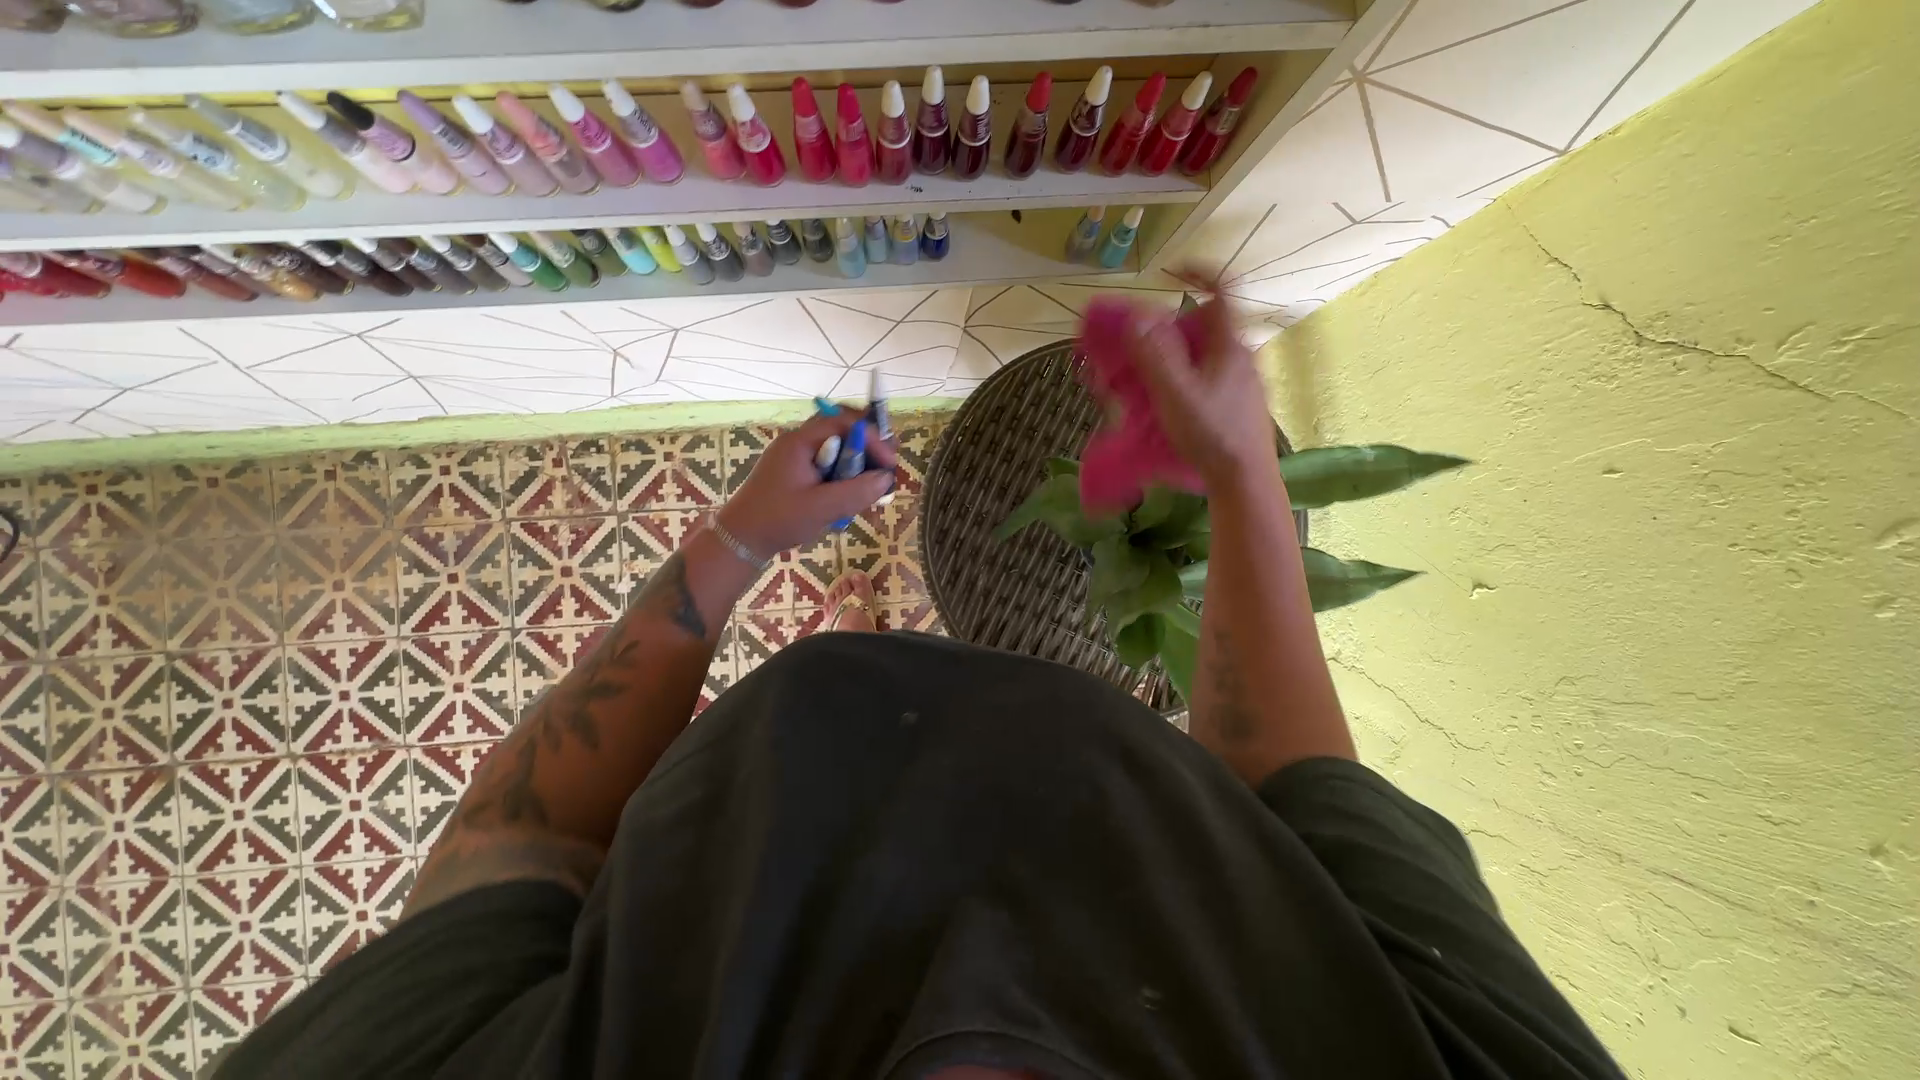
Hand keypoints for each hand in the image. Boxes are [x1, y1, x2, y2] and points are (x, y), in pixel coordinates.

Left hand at [714, 410, 897, 557]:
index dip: (872, 437)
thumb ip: (856, 492)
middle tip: (889, 461)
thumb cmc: (777, 520)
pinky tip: (855, 490)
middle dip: (869, 442)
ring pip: (837, 445)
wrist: (740, 539)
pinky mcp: (797, 472)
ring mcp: (796, 456)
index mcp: (799, 442)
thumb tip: (886, 478)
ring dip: (858, 458)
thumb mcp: (821, 508)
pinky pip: (828, 462)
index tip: (890, 461)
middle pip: (841, 427)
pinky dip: (845, 471)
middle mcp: (798, 442)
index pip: (844, 423)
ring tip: (876, 478)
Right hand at [1124, 267, 1276, 486]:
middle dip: (1172, 327)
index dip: (1198, 274)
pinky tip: (1169, 403)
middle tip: (1141, 342)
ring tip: (1147, 377)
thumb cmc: (1212, 435)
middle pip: (1206, 325)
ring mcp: (1243, 383)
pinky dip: (1186, 378)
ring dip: (1176, 356)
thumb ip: (1155, 354)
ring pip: (1206, 354)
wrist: (1245, 481)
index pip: (1222, 291)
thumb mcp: (1176, 394)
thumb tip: (1137, 315)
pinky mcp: (1239, 406)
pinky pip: (1209, 378)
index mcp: (1229, 345)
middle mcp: (1241, 357)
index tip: (1170, 274)